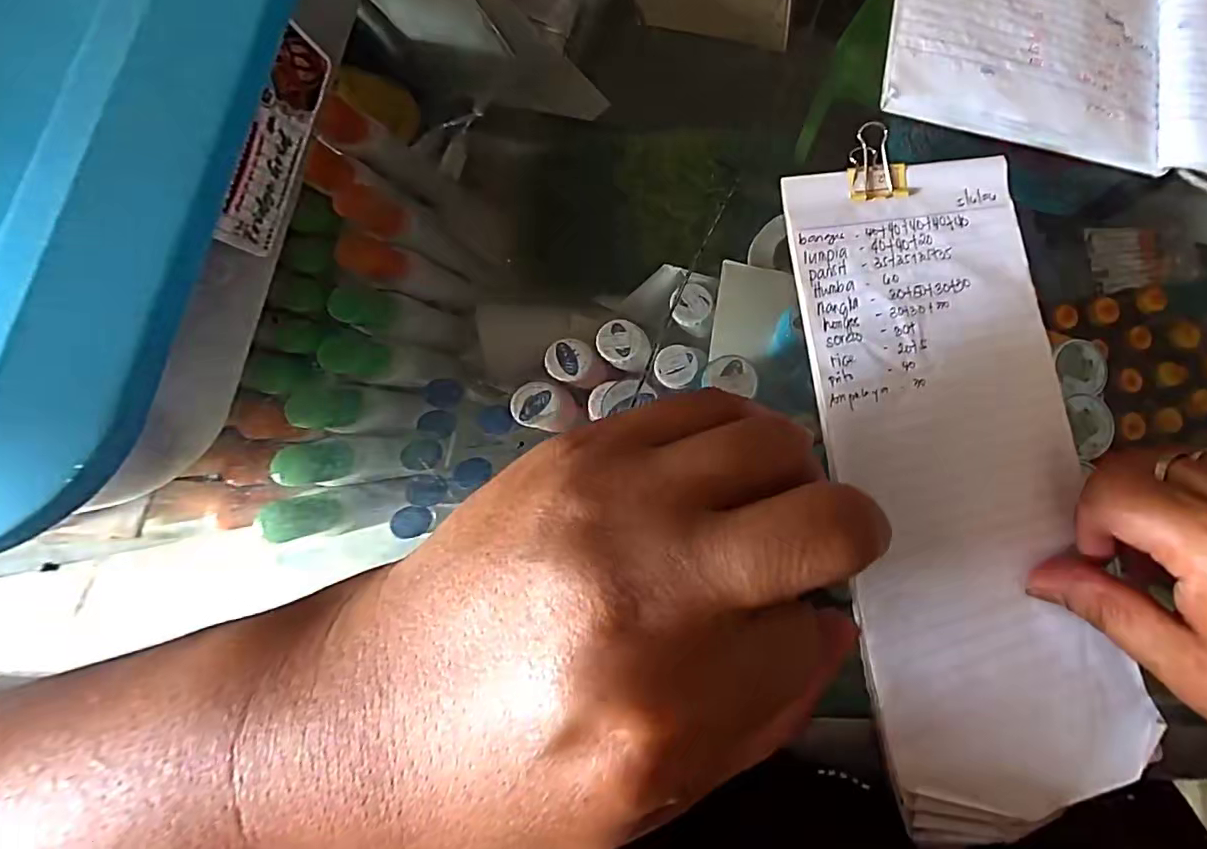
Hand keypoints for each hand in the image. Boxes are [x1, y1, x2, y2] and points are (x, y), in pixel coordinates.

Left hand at [236, 391, 889, 847]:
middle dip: (853, 534)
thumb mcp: (644, 800)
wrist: (354, 716)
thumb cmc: (503, 782)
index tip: (789, 625)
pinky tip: (725, 465)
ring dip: (799, 475)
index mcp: (666, 707)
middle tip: (824, 545)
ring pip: (778, 445)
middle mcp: (652, 588)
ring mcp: (615, 497)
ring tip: (770, 499)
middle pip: (826, 522)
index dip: (810, 629)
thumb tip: (829, 626)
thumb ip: (763, 715)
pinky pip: (710, 405)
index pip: (811, 634)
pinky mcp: (584, 445)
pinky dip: (743, 432)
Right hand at [1027, 450, 1206, 848]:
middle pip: (1144, 459)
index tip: (1104, 561)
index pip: (1115, 484)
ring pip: (1187, 456)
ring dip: (1163, 493)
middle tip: (1139, 563)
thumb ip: (1110, 608)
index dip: (1089, 517)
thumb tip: (1042, 573)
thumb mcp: (1195, 674)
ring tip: (1188, 556)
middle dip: (1119, 502)